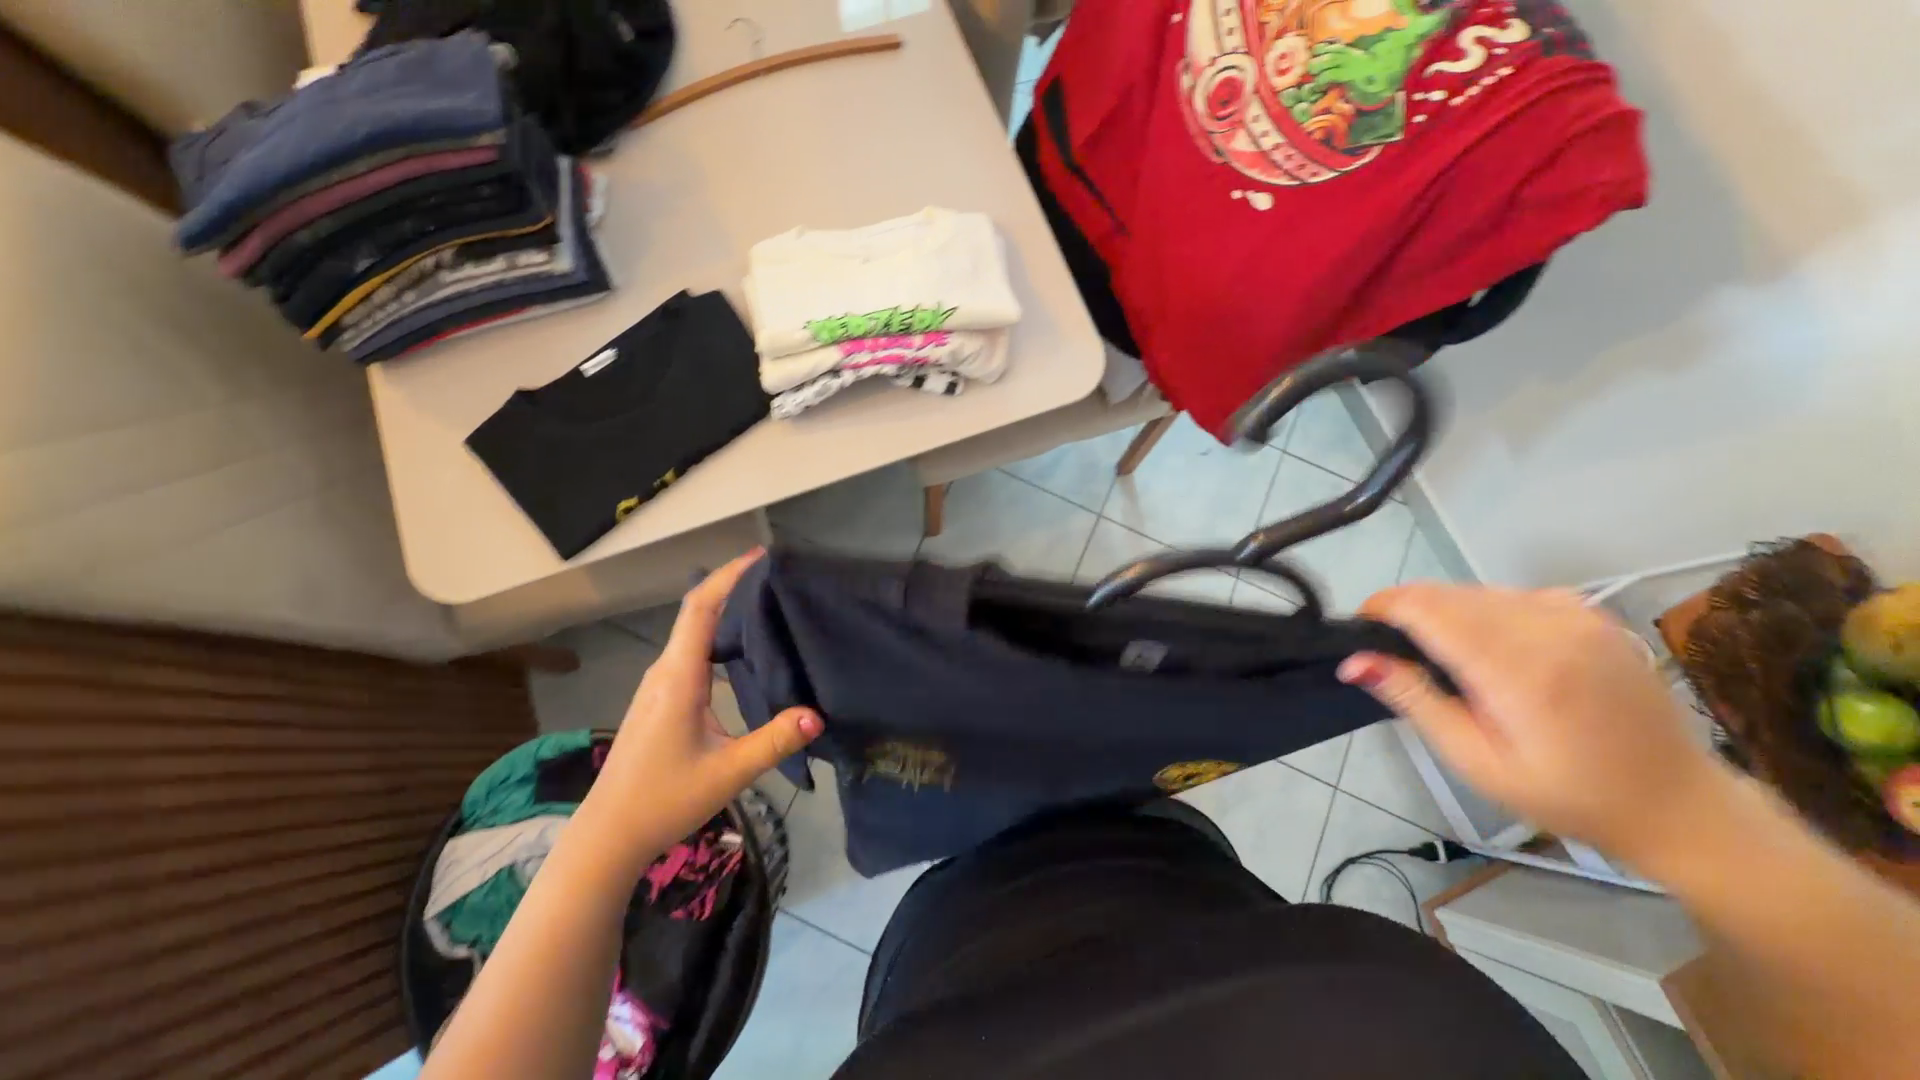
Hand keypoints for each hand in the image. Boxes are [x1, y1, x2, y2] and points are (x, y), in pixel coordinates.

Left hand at [584, 548, 821, 859]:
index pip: (701, 608)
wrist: (609, 833)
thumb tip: (817, 716)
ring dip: (725, 615)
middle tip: (779, 581)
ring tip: (769, 609)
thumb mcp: (727, 773)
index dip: (729, 576)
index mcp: (678, 678)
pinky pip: (691, 655)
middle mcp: (664, 672)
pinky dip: (718, 640)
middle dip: (734, 588)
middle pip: (698, 613)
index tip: (760, 555)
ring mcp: (657, 686)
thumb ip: (773, 742)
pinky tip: (744, 655)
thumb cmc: (664, 800)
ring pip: (693, 635)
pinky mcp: (659, 701)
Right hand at [1339, 585, 1728, 863]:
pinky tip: (1493, 647)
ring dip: (1447, 611)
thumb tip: (1356, 661)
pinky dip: (1488, 611)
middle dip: (1410, 611)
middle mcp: (1550, 627)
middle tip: (1392, 653)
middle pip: (1450, 593)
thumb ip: (1416, 701)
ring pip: (1480, 590)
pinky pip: (1517, 595)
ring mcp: (1579, 615)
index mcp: (1519, 669)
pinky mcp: (1594, 615)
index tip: (1358, 628)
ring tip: (1441, 657)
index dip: (1383, 607)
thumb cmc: (1566, 795)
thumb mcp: (1478, 761)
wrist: (1674, 803)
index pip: (1428, 607)